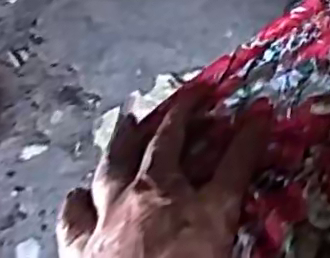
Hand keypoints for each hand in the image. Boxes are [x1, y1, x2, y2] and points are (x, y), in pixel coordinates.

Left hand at [57, 85, 269, 257]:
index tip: (203, 89)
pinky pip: (67, 238)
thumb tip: (262, 114)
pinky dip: (72, 222)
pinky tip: (73, 217)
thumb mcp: (221, 210)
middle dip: (133, 132)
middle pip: (123, 156)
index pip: (176, 132)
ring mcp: (92, 239)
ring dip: (93, 180)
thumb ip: (239, 161)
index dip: (190, 106)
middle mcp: (119, 202)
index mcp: (156, 183)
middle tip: (135, 115)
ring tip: (92, 172)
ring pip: (86, 198)